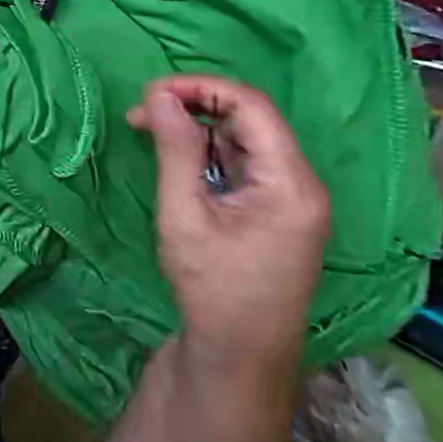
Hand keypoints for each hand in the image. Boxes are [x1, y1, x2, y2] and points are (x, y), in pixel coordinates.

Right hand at [129, 76, 330, 374]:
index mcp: (291, 182)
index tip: (150, 92)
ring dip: (197, 129)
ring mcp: (290, 198)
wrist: (237, 353)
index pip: (251, 106)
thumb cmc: (212, 285)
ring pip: (243, 139)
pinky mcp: (275, 211)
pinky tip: (175, 158)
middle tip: (141, 113)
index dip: (200, 88)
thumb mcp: (185, 212)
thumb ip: (175, 148)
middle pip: (250, 119)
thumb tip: (158, 95)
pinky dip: (206, 152)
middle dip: (194, 106)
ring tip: (148, 131)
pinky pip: (242, 163)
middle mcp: (301, 183)